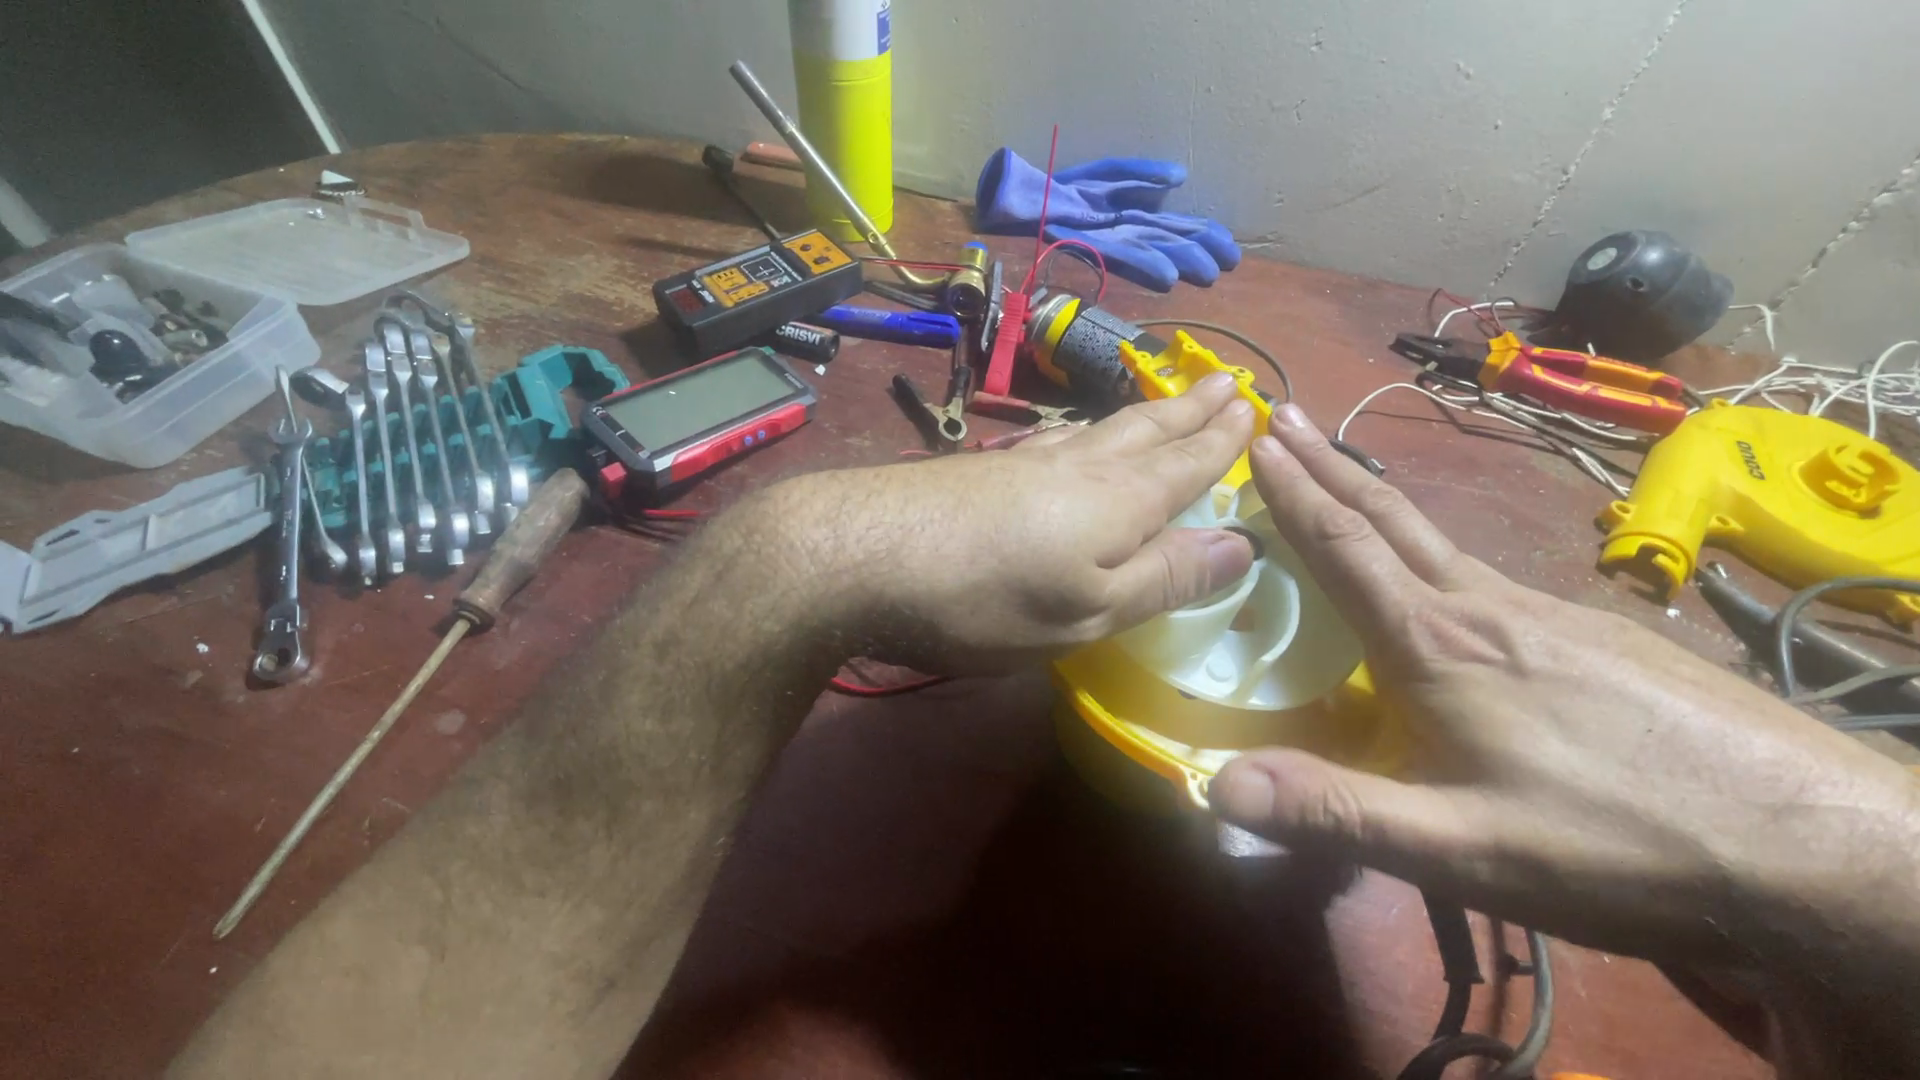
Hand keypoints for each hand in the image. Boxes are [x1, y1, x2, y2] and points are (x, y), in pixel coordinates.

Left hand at [764, 373, 1256, 670]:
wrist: (859, 553)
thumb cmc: (986, 597)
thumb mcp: (1088, 611)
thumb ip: (1164, 578)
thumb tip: (1243, 544)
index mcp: (1117, 501)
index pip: (1186, 464)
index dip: (1222, 442)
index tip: (1251, 408)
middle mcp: (1076, 467)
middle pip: (1144, 431)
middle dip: (1188, 411)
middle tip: (1223, 382)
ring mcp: (1022, 463)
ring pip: (1098, 430)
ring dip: (1140, 415)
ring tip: (1164, 403)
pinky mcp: (979, 471)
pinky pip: (1055, 441)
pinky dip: (1085, 433)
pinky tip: (1073, 439)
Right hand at [1209, 405, 1919, 971]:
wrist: (1825, 850)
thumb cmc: (1618, 845)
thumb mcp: (1461, 850)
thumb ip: (1334, 812)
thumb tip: (1216, 786)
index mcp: (1437, 645)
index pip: (1345, 546)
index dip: (1294, 490)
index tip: (1258, 438)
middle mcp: (1486, 607)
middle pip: (1390, 518)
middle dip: (1327, 463)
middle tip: (1286, 415)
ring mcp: (1550, 613)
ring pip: (1439, 541)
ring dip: (1375, 501)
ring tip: (1341, 480)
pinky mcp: (1598, 634)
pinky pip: (1487, 572)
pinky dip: (1433, 547)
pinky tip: (1446, 580)